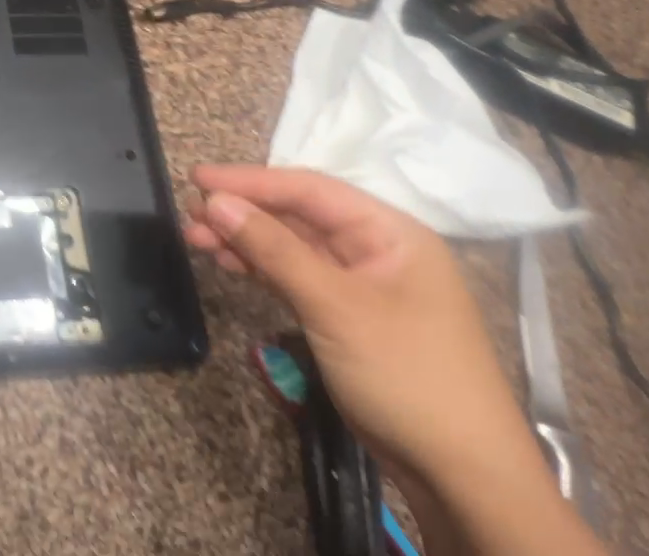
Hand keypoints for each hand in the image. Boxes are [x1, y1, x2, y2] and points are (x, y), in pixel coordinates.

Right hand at [185, 166, 605, 555]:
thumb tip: (214, 201)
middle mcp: (376, 250)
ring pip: (291, 246)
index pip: (309, 190)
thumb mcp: (335, 306)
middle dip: (242, 212)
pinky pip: (294, 276)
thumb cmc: (405, 374)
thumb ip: (273, 249)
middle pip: (298, 215)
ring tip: (195, 239)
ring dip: (244, 240)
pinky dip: (260, 268)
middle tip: (188, 215)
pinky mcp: (345, 316)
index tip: (196, 177)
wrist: (460, 471)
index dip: (250, 180)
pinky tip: (228, 263)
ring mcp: (360, 285)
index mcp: (390, 233)